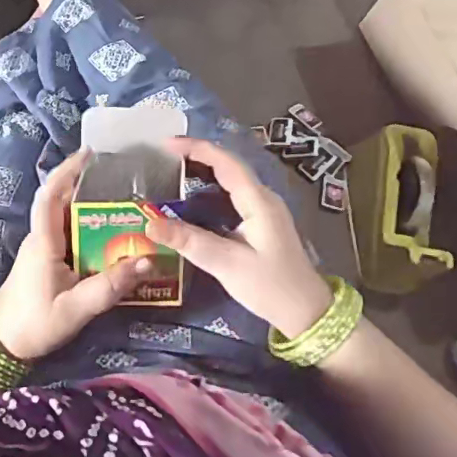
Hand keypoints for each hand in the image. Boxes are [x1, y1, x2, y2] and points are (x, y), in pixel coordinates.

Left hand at [0, 149, 151, 359]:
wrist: (2, 346)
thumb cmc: (34, 323)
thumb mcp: (76, 308)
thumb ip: (110, 286)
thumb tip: (148, 260)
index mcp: (44, 242)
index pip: (51, 196)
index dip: (68, 171)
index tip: (89, 153)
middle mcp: (42, 239)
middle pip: (63, 202)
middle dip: (88, 185)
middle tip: (122, 177)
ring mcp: (44, 251)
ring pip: (68, 220)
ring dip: (92, 208)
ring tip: (126, 201)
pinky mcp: (48, 264)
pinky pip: (72, 237)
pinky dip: (91, 230)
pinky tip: (112, 236)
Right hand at [142, 137, 333, 336]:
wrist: (306, 311)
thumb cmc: (270, 286)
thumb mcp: (227, 265)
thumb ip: (189, 241)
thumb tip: (149, 222)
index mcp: (258, 202)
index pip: (225, 163)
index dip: (195, 149)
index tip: (165, 144)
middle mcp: (262, 198)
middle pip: (227, 166)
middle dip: (195, 157)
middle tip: (161, 159)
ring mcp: (263, 210)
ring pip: (229, 181)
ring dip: (201, 173)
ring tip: (170, 174)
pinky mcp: (260, 223)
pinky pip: (231, 196)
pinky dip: (208, 192)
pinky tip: (190, 201)